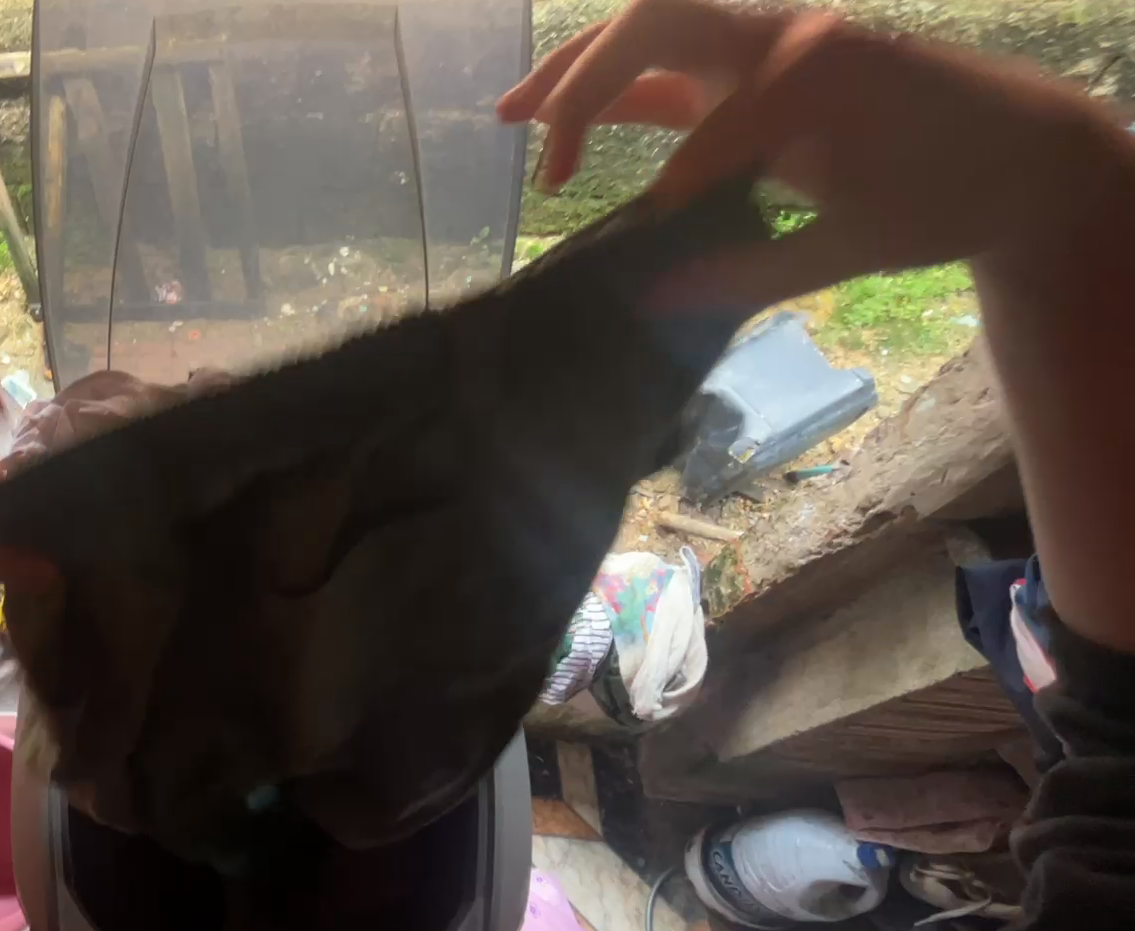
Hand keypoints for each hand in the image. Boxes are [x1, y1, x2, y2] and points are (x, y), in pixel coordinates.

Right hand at [498, 0, 1130, 305]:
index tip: (667, 230)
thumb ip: (742, 274)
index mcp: (818, 77)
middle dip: (581, 76)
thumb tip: (645, 298)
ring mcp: (766, 47)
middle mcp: (787, 38)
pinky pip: (666, 67)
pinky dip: (608, 89)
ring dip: (577, 68)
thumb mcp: (852, 250)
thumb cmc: (946, 203)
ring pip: (650, 30)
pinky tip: (559, 121)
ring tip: (510, 113)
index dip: (682, 182)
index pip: (712, 123)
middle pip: (655, 22)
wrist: (1024, 153)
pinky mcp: (754, 71)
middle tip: (521, 130)